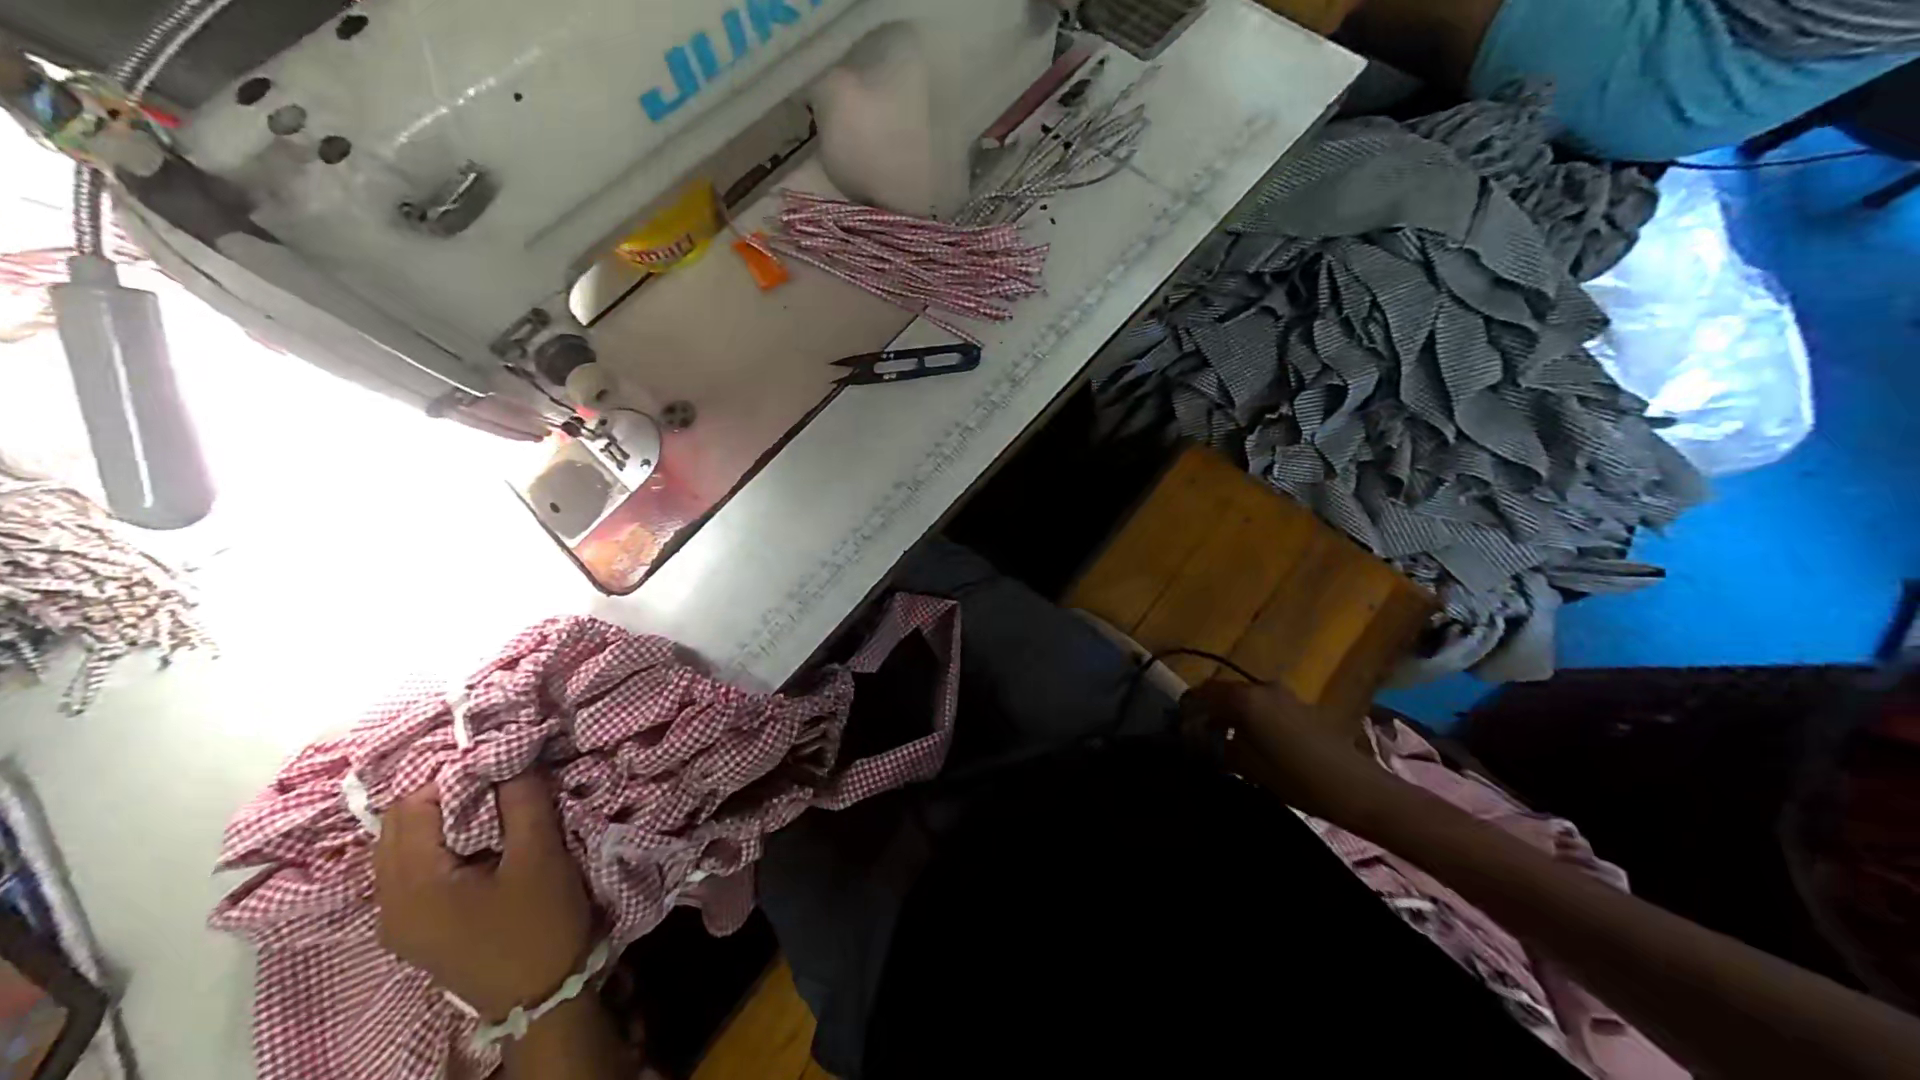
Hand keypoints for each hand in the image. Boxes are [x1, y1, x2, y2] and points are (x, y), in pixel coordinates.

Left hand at [374, 773, 595, 1021]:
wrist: (543, 996)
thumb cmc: (540, 924)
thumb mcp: (540, 856)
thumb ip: (523, 801)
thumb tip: (512, 755)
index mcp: (412, 885)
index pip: (411, 806)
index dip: (452, 776)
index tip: (496, 765)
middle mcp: (388, 903)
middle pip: (397, 826)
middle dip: (442, 795)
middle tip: (494, 780)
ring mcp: (396, 921)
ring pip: (401, 849)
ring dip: (439, 820)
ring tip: (488, 807)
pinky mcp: (414, 930)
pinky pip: (410, 871)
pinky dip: (437, 845)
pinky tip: (475, 843)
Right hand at [1183, 680, 1398, 826]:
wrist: (1353, 786)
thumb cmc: (1293, 775)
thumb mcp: (1246, 765)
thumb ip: (1218, 747)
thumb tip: (1201, 741)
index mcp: (1244, 697)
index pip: (1203, 692)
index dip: (1188, 707)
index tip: (1179, 725)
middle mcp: (1262, 687)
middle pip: (1224, 691)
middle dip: (1209, 709)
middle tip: (1199, 734)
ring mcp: (1284, 695)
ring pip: (1245, 698)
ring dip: (1230, 713)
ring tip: (1223, 739)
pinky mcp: (1300, 707)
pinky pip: (1264, 705)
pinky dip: (1251, 717)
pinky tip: (1251, 741)